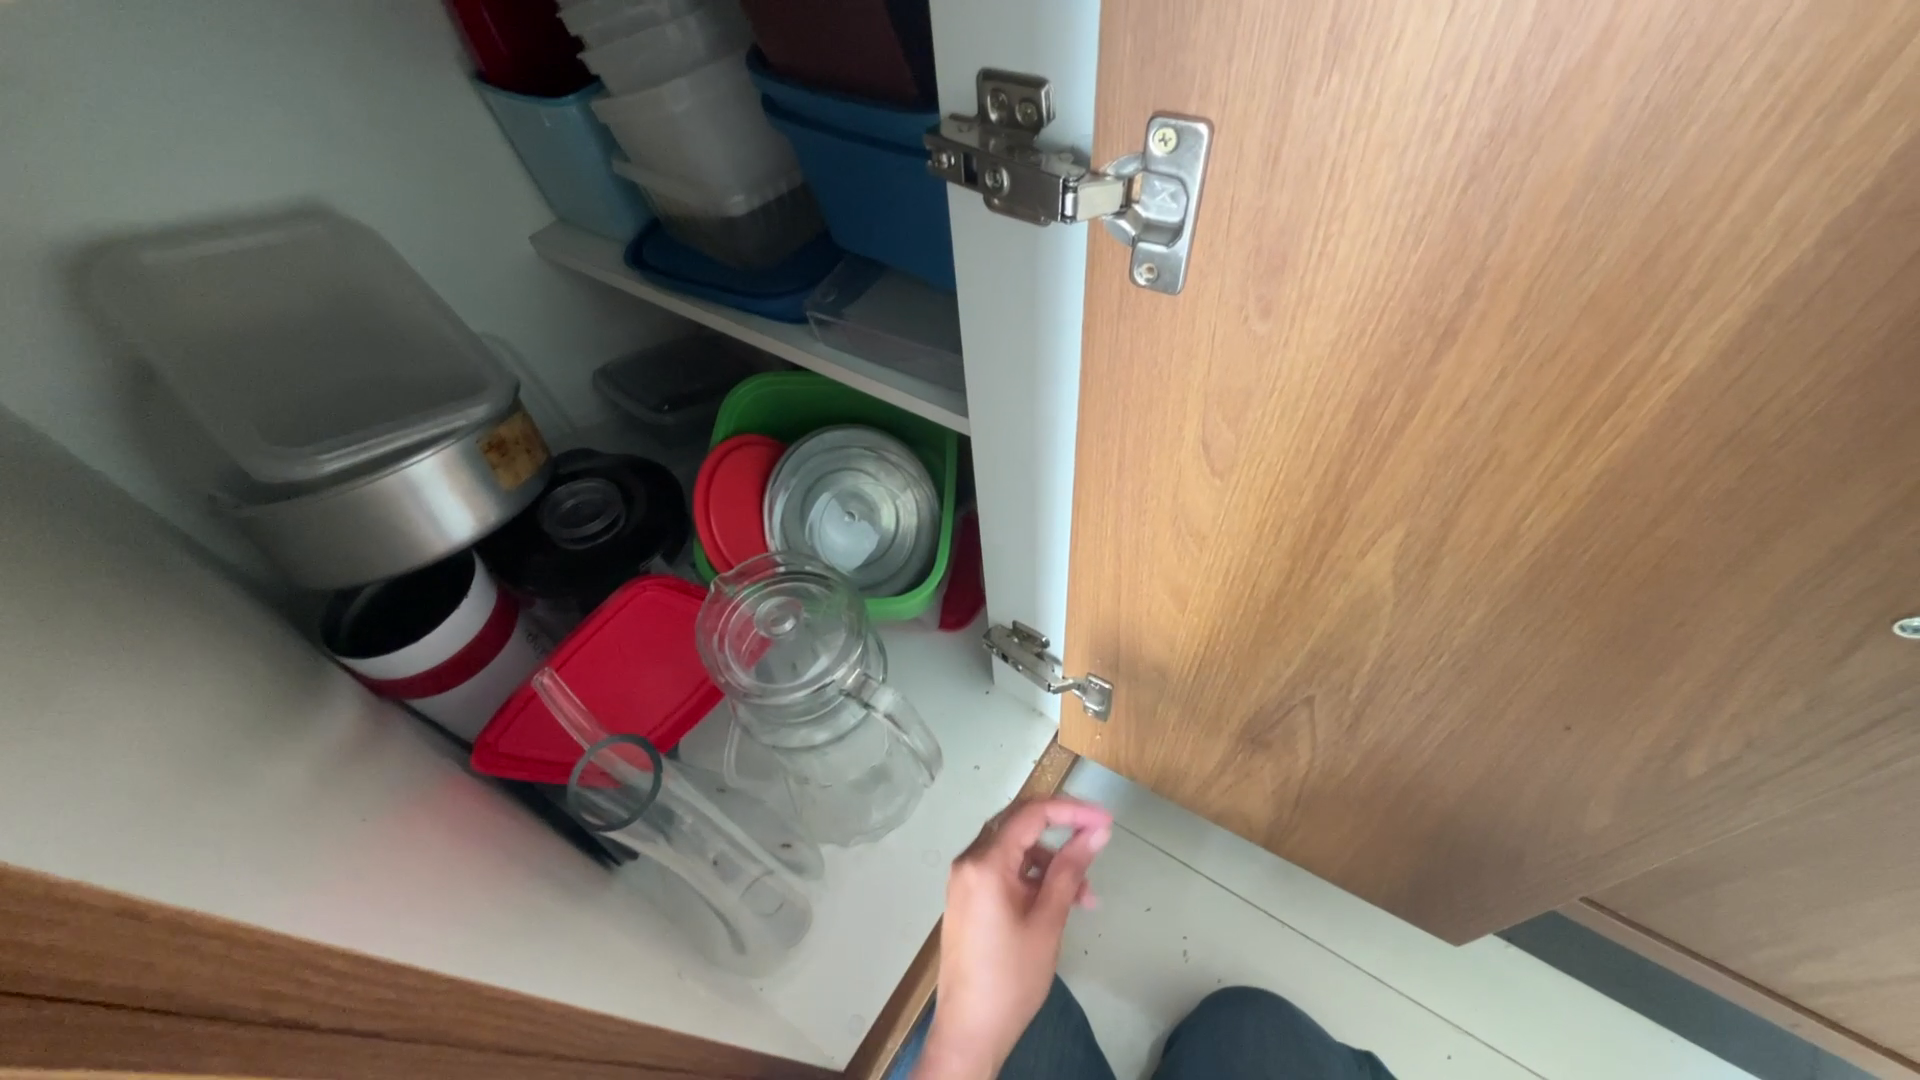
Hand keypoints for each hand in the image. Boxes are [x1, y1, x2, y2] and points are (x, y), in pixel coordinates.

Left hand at [913, 797, 1113, 1079]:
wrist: (969, 1031)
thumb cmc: (1011, 979)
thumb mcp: (1047, 922)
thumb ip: (1070, 871)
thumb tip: (1096, 833)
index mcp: (985, 863)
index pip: (1031, 814)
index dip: (1071, 810)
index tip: (1105, 820)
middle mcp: (969, 861)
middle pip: (1019, 825)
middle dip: (1062, 830)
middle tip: (1098, 839)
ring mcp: (965, 879)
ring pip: (1014, 850)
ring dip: (1051, 862)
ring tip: (1085, 896)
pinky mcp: (968, 897)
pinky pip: (1003, 870)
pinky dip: (1033, 878)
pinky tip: (1059, 902)